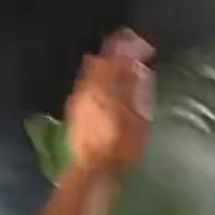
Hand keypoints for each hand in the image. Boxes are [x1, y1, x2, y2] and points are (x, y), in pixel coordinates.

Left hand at [65, 30, 152, 173]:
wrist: (90, 171)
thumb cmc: (118, 148)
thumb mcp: (136, 119)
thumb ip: (135, 90)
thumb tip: (138, 68)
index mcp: (102, 88)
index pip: (114, 57)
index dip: (127, 46)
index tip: (141, 43)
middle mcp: (85, 89)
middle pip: (97, 60)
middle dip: (114, 51)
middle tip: (131, 49)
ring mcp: (76, 99)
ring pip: (89, 71)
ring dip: (105, 64)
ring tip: (121, 65)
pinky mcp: (73, 110)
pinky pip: (85, 84)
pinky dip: (98, 77)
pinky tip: (107, 85)